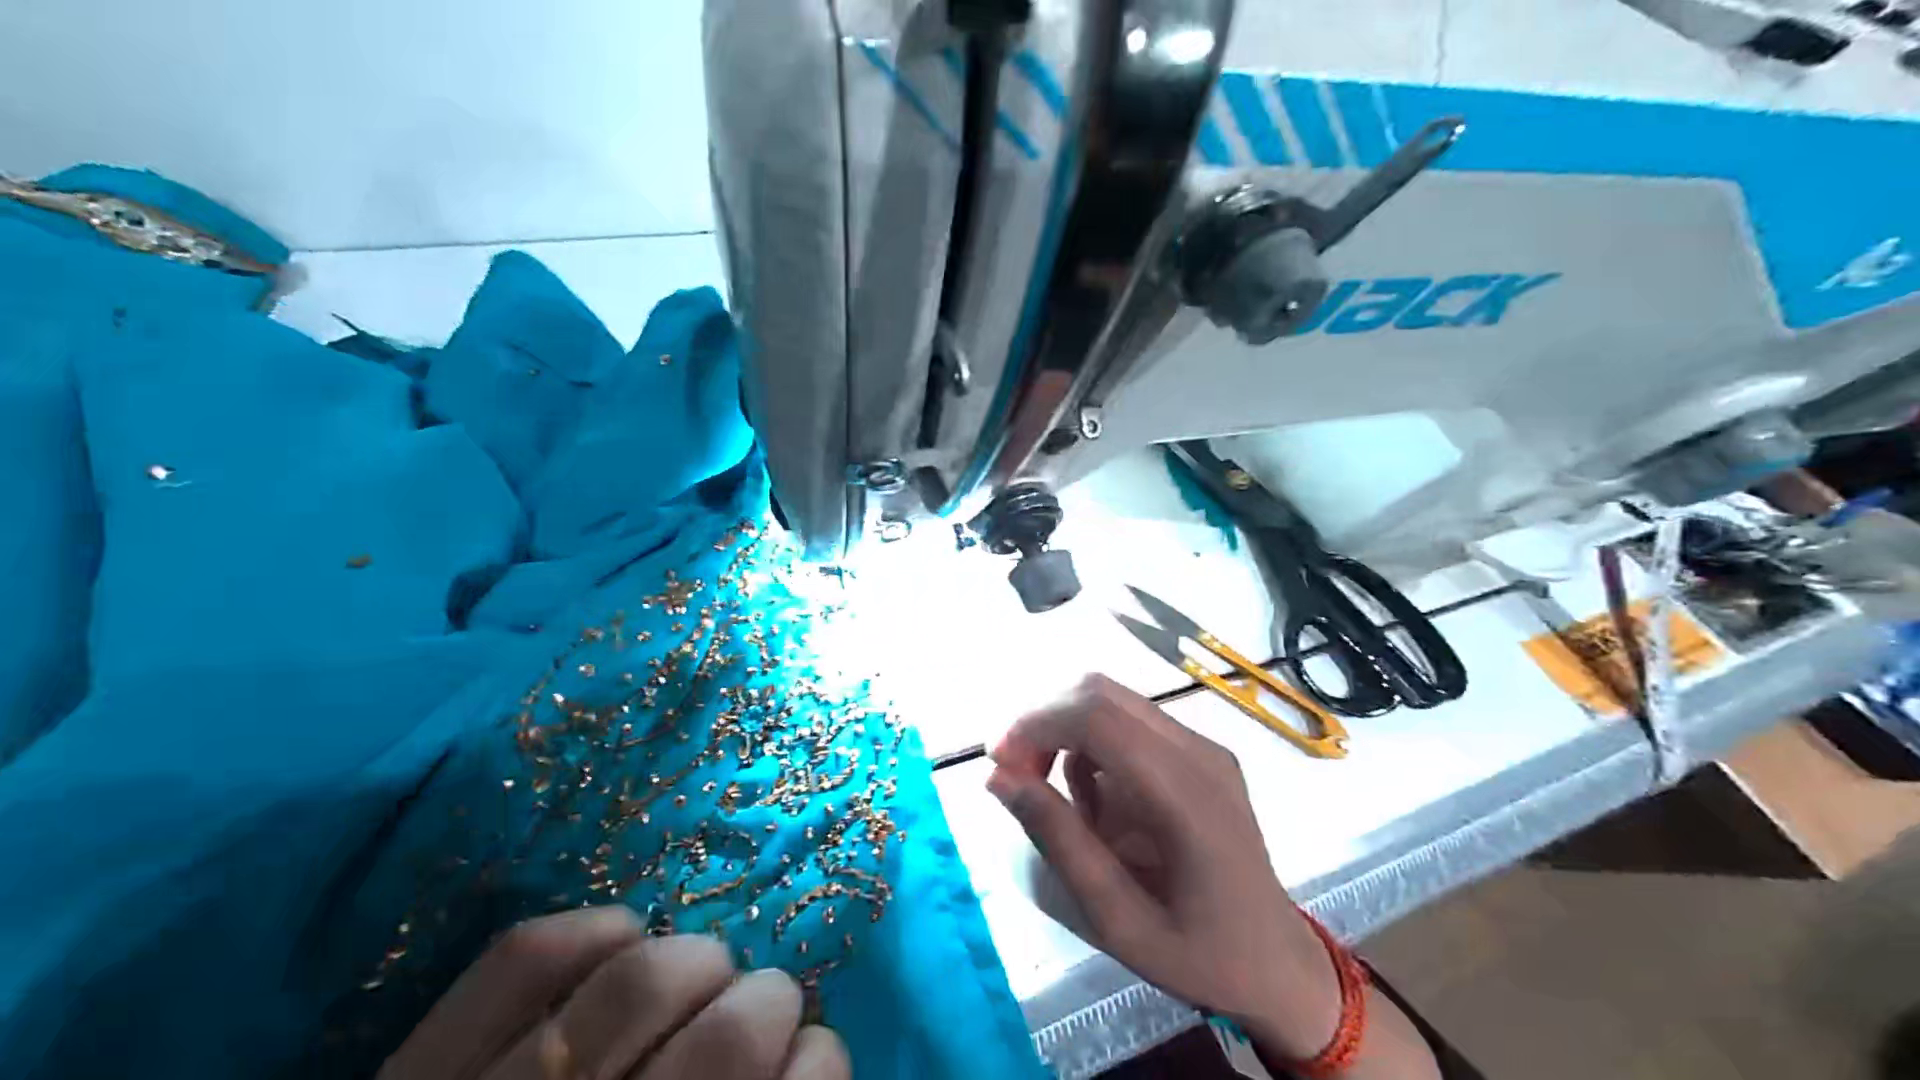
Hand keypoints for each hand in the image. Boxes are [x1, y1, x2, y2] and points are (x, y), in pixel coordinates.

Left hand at [379, 908, 849, 1079]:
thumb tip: (811, 1062)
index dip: (823, 1062)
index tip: (817, 1053)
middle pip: (728, 1032)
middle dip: (769, 1003)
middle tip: (760, 1013)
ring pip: (641, 977)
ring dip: (696, 960)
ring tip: (696, 978)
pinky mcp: (415, 1072)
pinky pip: (526, 954)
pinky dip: (591, 930)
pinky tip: (618, 945)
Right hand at [986, 675, 1340, 1059]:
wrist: (1277, 961)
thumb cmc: (1197, 953)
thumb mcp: (1117, 919)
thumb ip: (1058, 842)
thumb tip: (998, 777)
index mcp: (1186, 795)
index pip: (1098, 718)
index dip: (1035, 725)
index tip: (997, 765)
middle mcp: (1198, 752)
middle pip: (1100, 693)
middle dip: (1043, 722)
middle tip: (1017, 776)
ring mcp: (1203, 747)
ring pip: (1111, 701)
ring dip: (1066, 735)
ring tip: (1064, 804)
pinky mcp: (1199, 751)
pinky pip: (1129, 723)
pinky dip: (1092, 747)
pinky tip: (1098, 803)